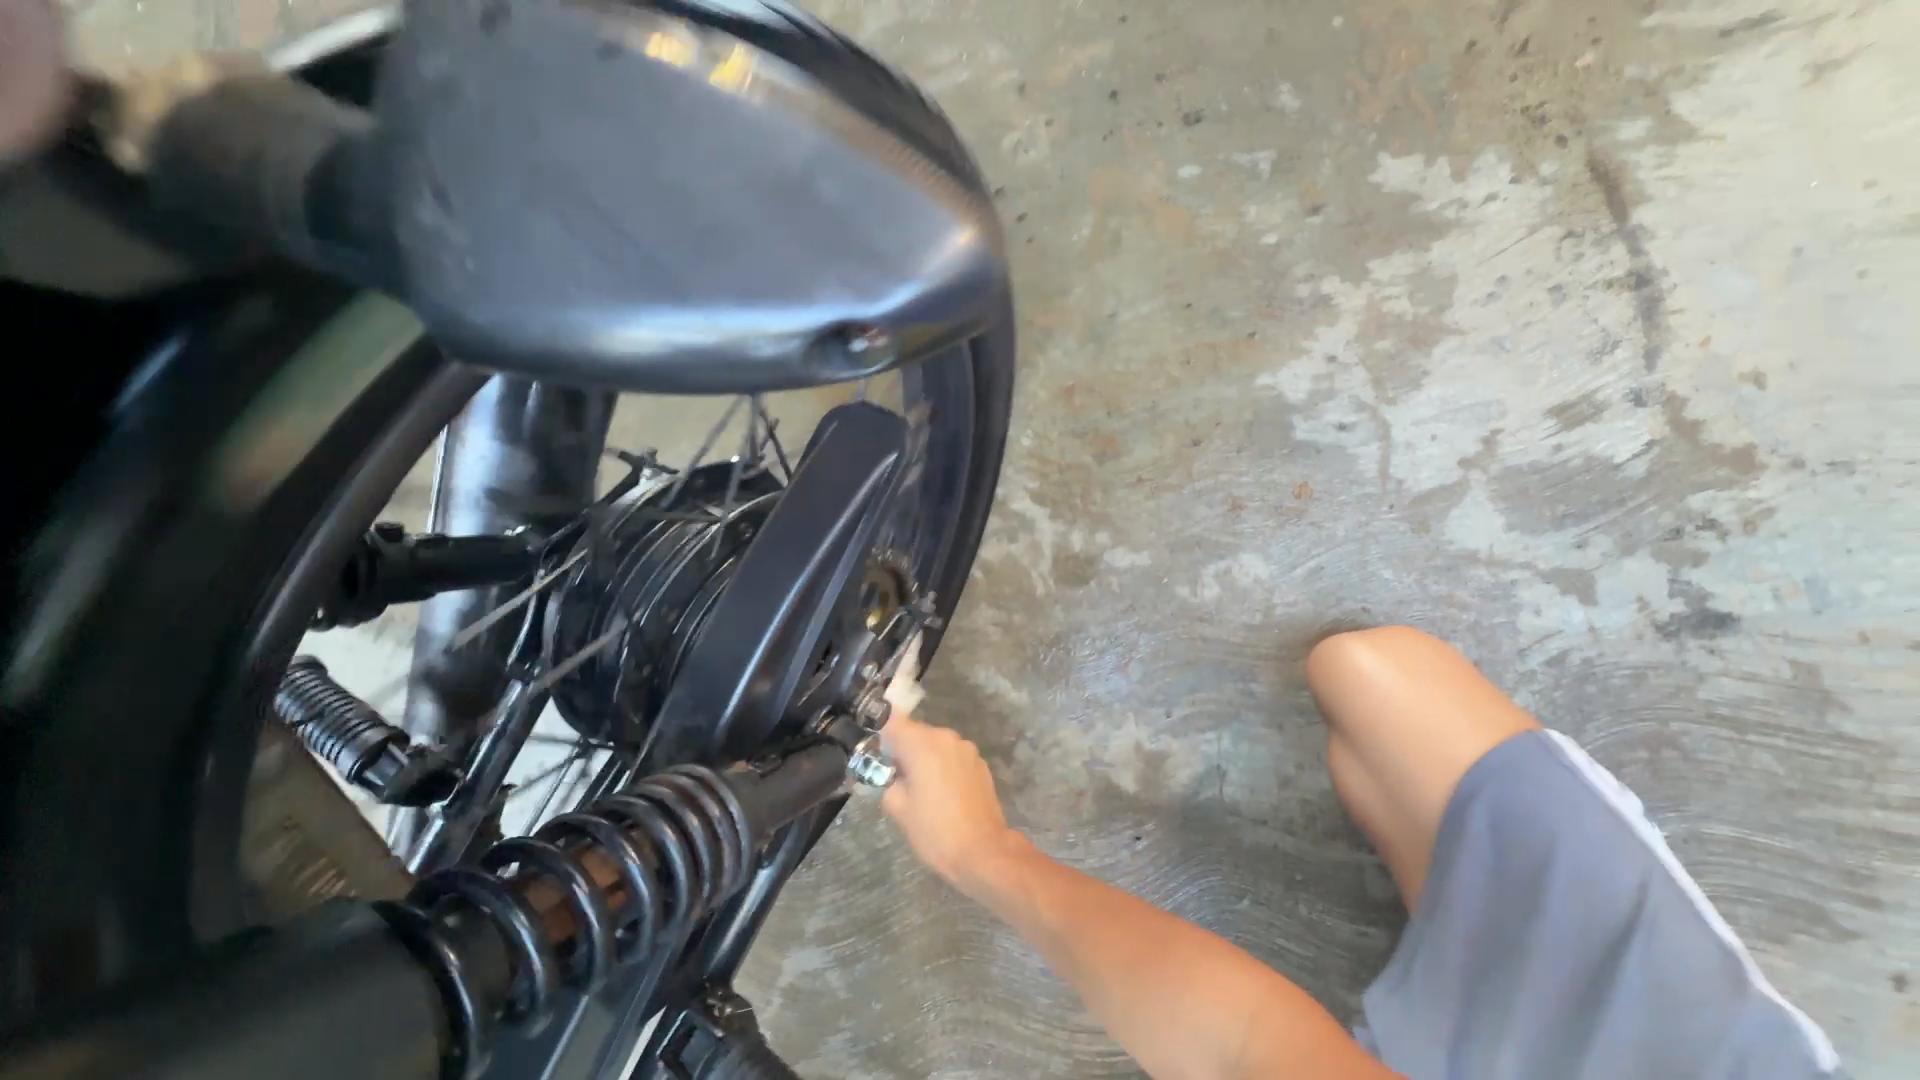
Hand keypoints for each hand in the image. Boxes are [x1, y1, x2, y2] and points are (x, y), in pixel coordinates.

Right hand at [880, 713, 1023, 890]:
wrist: (982, 851)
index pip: (892, 723)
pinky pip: (953, 756)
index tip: (877, 756)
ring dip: (926, 758)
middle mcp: (946, 738)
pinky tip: (944, 793)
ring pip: (936, 745)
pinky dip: (944, 766)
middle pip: (916, 733)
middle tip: (897, 779)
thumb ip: (887, 782)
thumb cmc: (935, 830)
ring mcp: (967, 749)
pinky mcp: (980, 764)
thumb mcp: (898, 809)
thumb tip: (891, 775)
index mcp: (922, 744)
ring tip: (922, 789)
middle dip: (904, 750)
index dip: (881, 737)